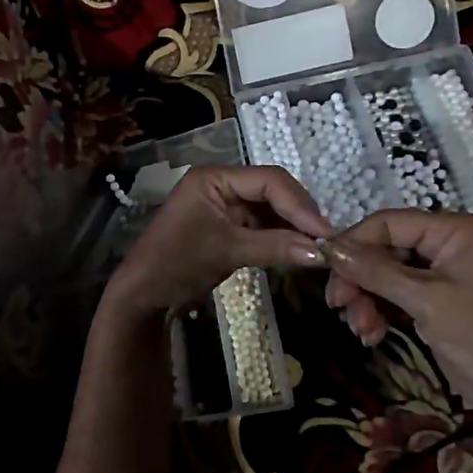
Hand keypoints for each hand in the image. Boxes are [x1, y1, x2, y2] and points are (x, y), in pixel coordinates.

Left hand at [106, 165, 331, 319]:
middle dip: (299, 215)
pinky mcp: (228, 228)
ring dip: (293, 229)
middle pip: (273, 192)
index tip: (324, 231)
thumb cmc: (176, 264)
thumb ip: (274, 246)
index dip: (299, 204)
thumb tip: (322, 251)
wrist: (144, 295)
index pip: (268, 180)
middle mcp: (221, 185)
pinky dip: (281, 239)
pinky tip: (300, 252)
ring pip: (271, 211)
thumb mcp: (226, 252)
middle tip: (328, 241)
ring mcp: (225, 206)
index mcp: (213, 177)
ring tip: (320, 248)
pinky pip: (262, 227)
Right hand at [323, 210, 472, 412]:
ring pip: (387, 275)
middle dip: (359, 279)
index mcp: (456, 231)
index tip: (324, 270)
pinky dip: (382, 312)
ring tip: (360, 330)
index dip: (353, 244)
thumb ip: (375, 271)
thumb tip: (328, 249)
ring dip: (367, 301)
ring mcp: (446, 274)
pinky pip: (399, 296)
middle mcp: (451, 245)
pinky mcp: (441, 301)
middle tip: (337, 307)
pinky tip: (372, 335)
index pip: (389, 223)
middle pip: (385, 250)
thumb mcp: (426, 300)